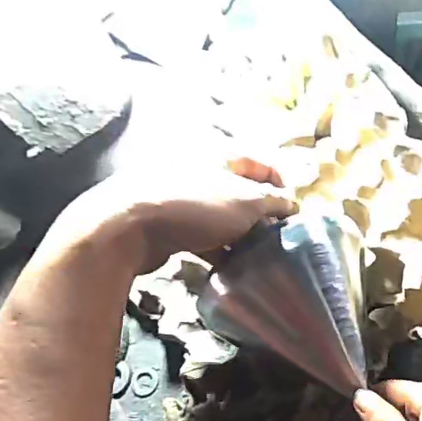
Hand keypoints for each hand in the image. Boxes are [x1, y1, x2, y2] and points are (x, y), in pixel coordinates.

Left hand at [40, 134, 295, 276]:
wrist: (127, 228)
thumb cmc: (195, 206)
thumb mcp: (247, 202)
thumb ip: (275, 202)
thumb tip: (292, 206)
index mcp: (219, 153)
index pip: (261, 163)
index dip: (282, 186)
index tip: (294, 213)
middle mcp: (200, 169)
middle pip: (242, 192)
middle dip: (262, 216)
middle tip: (277, 238)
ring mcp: (181, 196)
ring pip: (223, 216)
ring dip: (241, 236)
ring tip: (256, 257)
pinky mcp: (167, 222)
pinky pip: (202, 235)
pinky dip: (218, 249)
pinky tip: (229, 267)